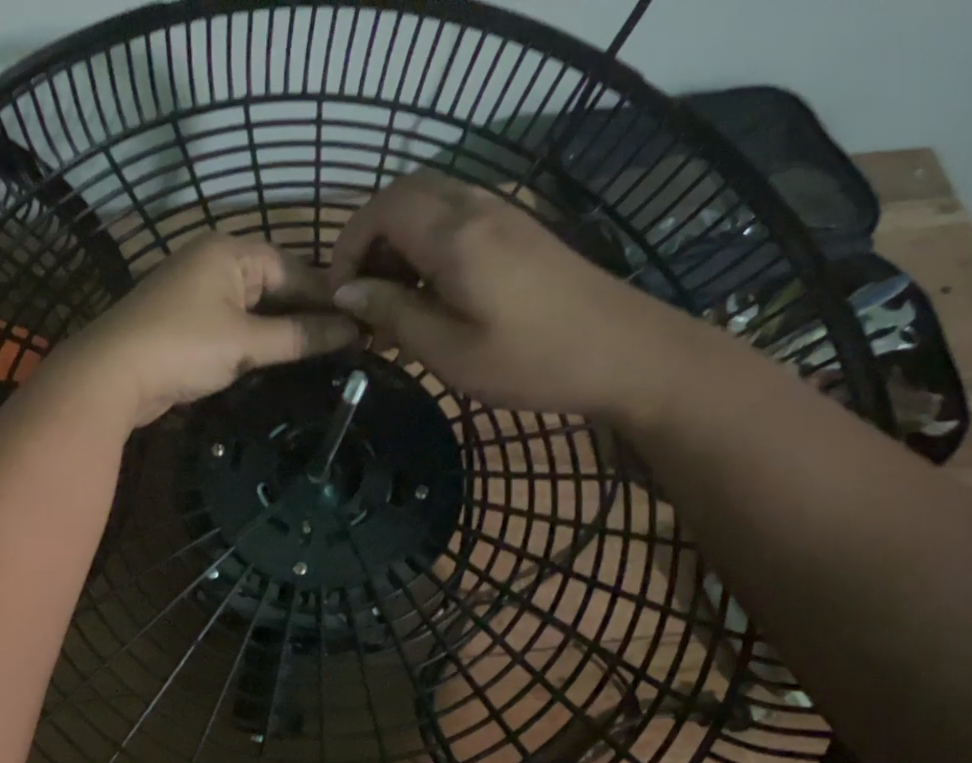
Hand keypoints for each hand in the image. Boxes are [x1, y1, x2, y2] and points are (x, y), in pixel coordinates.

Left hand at [59, 233, 360, 426]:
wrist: (109, 376)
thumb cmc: (182, 347)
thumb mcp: (247, 342)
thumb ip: (301, 336)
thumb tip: (353, 331)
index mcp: (231, 251)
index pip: (297, 269)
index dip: (330, 300)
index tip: (363, 328)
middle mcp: (214, 261)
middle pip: (277, 285)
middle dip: (308, 315)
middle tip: (348, 346)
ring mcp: (196, 291)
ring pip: (256, 307)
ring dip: (284, 331)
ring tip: (323, 357)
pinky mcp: (185, 321)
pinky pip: (235, 324)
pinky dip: (257, 341)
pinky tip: (281, 362)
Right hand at [328, 171, 707, 419]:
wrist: (629, 354)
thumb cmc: (533, 361)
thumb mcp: (449, 350)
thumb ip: (393, 313)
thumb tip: (347, 293)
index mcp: (454, 235)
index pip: (380, 209)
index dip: (349, 245)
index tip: (342, 295)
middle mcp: (477, 208)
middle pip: (404, 193)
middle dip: (371, 236)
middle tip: (365, 292)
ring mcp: (505, 214)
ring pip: (433, 202)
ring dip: (401, 239)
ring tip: (396, 298)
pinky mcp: (523, 229)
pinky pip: (460, 216)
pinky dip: (431, 241)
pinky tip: (435, 292)